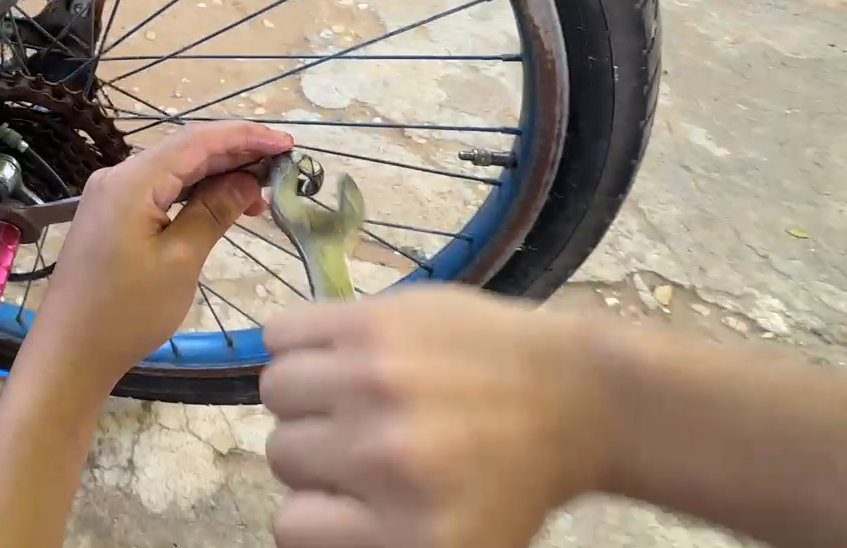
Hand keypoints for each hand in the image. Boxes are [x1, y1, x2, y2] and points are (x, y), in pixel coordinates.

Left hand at [23, 121, 294, 390]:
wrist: (69, 351)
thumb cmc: (126, 312)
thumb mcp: (179, 261)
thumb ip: (213, 212)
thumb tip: (247, 180)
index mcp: (131, 180)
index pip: (196, 141)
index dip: (244, 137)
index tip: (285, 144)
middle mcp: (118, 175)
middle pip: (185, 150)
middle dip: (235, 153)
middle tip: (281, 167)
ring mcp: (112, 194)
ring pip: (174, 169)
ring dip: (217, 174)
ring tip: (261, 191)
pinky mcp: (113, 213)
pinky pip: (160, 188)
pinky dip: (194, 192)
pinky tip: (223, 204)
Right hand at [261, 287, 610, 547]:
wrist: (573, 393)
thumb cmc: (510, 477)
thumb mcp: (453, 547)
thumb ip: (372, 541)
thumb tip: (297, 520)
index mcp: (405, 535)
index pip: (289, 528)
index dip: (312, 508)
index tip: (341, 494)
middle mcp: (382, 460)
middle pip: (281, 452)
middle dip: (314, 446)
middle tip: (356, 432)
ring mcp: (371, 382)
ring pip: (274, 388)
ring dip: (303, 392)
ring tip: (344, 387)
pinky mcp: (367, 321)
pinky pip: (280, 332)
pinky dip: (293, 342)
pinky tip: (331, 349)